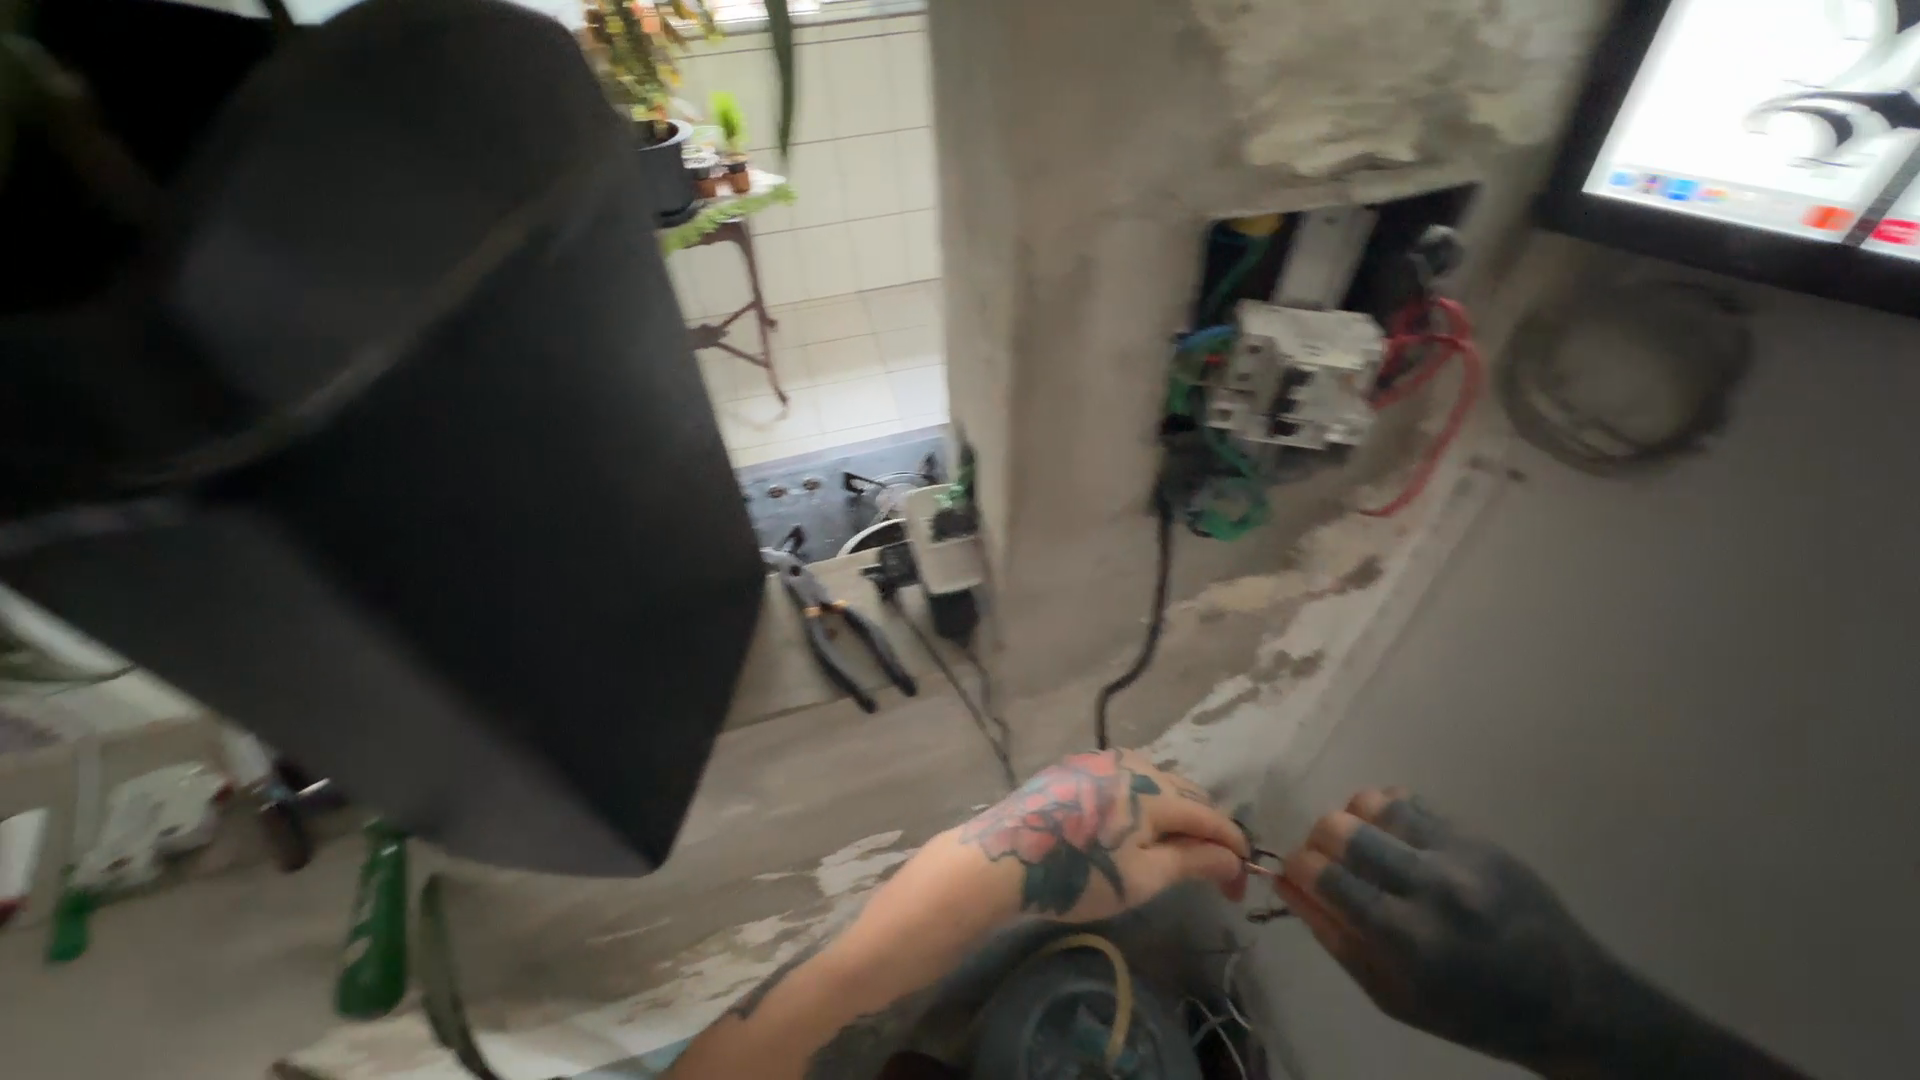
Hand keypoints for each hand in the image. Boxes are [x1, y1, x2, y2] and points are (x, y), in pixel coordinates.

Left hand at [955, 749, 1249, 921]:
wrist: (1004, 855)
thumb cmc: (1078, 874)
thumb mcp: (1143, 878)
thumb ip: (1193, 862)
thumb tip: (1234, 859)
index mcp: (1155, 791)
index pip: (1211, 817)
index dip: (1233, 850)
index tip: (1240, 885)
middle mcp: (1132, 765)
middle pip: (1186, 794)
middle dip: (1205, 830)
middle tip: (1210, 871)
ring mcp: (1100, 762)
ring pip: (1156, 782)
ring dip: (1174, 812)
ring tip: (1173, 849)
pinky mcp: (1075, 768)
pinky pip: (1126, 779)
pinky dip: (1143, 802)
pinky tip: (1133, 827)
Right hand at [1276, 788, 1624, 1070]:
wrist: (1569, 1001)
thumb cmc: (1468, 1010)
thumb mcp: (1391, 993)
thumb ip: (1332, 934)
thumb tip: (1284, 881)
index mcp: (1405, 937)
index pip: (1322, 874)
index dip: (1297, 868)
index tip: (1300, 875)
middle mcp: (1429, 887)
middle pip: (1340, 829)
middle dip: (1319, 841)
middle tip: (1328, 860)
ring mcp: (1457, 855)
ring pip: (1373, 803)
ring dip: (1354, 821)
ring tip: (1365, 846)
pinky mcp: (1477, 837)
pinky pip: (1411, 801)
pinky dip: (1387, 814)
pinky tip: (1394, 838)